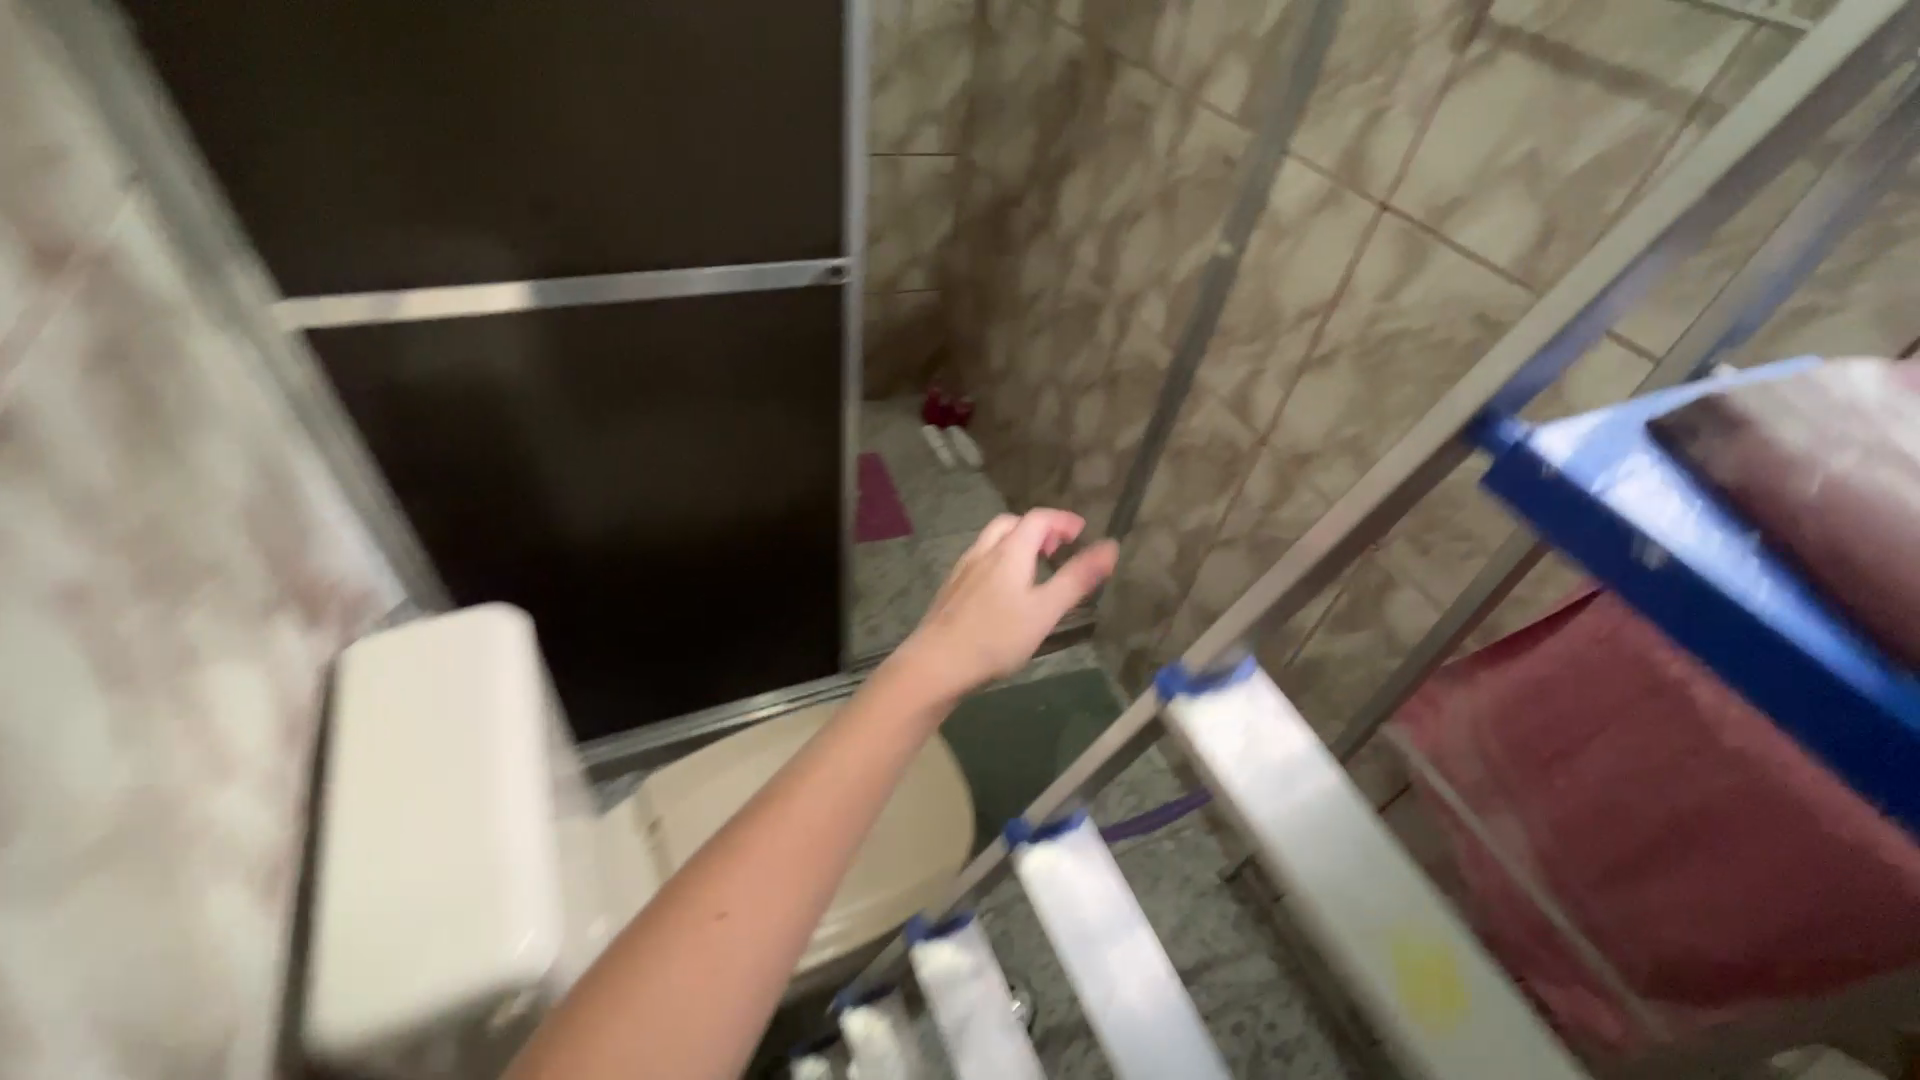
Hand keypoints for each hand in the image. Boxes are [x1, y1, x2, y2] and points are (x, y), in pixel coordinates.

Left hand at [895, 509, 1119, 699]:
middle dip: (1037, 529)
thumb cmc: (996, 637)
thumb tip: (1110, 546)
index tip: (1081, 532)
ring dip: (1016, 544)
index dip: (1062, 520)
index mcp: (1009, 552)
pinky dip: (999, 562)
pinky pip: (979, 562)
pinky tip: (1003, 592)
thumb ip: (1077, 578)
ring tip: (1034, 569)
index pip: (1037, 518)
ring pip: (991, 543)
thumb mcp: (1045, 610)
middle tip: (1056, 548)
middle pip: (1011, 525)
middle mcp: (983, 553)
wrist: (936, 664)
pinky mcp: (951, 591)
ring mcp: (962, 571)